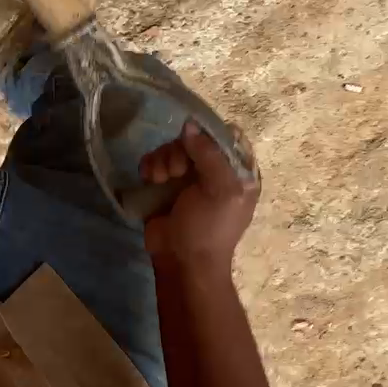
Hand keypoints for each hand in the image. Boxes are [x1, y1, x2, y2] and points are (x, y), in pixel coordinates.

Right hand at [141, 120, 260, 273]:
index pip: (227, 136)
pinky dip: (149, 166)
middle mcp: (214, 170)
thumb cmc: (209, 228)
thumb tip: (189, 125)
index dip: (209, 135)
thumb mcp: (221, 191)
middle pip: (194, 139)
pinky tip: (148, 179)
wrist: (181, 261)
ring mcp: (187, 177)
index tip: (194, 144)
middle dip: (180, 151)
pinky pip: (154, 160)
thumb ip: (209, 154)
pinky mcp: (163, 183)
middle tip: (176, 171)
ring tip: (160, 179)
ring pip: (172, 148)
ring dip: (162, 160)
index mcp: (238, 172)